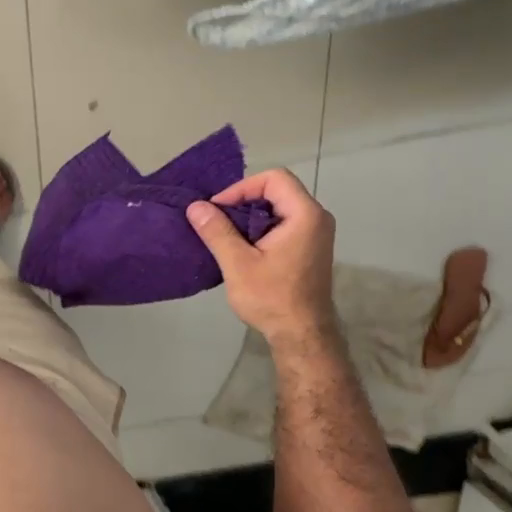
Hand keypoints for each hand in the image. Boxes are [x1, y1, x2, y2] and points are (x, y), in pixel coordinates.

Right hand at [186, 169, 336, 346]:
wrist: (301, 332)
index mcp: (304, 214)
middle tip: (216, 223)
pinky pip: (285, 226)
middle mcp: (317, 217)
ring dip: (251, 218)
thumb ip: (217, 232)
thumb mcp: (238, 264)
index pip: (274, 178)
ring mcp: (316, 233)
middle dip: (244, 202)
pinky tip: (243, 250)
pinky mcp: (311, 248)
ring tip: (225, 237)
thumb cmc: (271, 298)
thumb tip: (195, 207)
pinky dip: (261, 230)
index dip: (241, 188)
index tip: (216, 209)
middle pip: (278, 191)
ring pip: (280, 210)